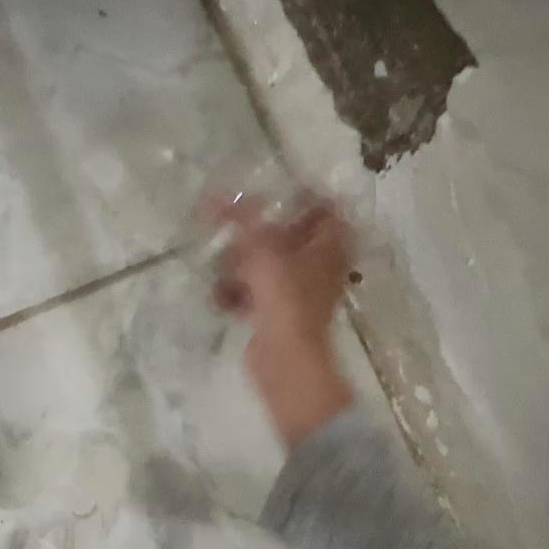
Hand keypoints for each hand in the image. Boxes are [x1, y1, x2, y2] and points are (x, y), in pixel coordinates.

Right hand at [203, 192, 355, 446]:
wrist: (285, 360)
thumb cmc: (285, 299)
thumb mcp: (263, 248)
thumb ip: (242, 218)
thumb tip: (216, 192)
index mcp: (331, 244)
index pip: (322, 206)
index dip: (295, 194)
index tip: (265, 188)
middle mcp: (321, 266)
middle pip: (288, 236)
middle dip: (256, 232)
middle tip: (228, 223)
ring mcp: (299, 293)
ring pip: (267, 265)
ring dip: (240, 263)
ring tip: (219, 263)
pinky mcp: (278, 316)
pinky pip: (254, 294)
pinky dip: (237, 292)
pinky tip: (221, 296)